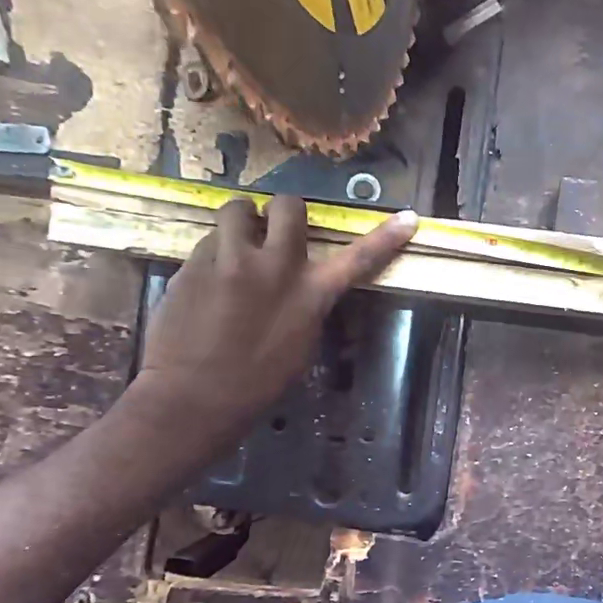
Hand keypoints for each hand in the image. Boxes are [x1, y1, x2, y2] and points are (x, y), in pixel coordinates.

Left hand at [135, 195, 415, 446]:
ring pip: (237, 208)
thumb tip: (301, 281)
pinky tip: (207, 280)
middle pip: (288, 205)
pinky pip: (209, 240)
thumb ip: (306, 303)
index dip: (386, 237)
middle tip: (271, 230)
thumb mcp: (300, 344)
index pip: (359, 258)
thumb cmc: (257, 383)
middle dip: (281, 212)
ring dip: (241, 221)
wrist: (195, 396)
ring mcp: (232, 259)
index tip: (408, 217)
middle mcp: (276, 266)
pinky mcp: (195, 261)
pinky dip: (213, 252)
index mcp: (311, 295)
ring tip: (234, 244)